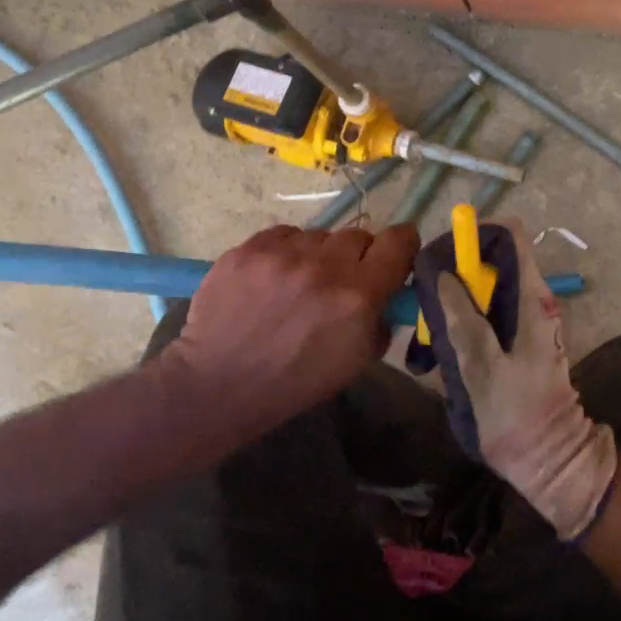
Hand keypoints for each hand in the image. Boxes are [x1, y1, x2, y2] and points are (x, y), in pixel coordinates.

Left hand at [162, 224, 418, 435]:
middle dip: (356, 257)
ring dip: (318, 255)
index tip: (393, 257)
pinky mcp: (248, 250)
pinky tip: (273, 280)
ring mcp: (282, 255)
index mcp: (359, 295)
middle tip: (339, 282)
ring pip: (319, 235)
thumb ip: (383, 315)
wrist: (219, 385)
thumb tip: (390, 288)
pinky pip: (283, 235)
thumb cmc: (298, 380)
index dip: (400, 246)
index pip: (399, 240)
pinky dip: (285, 252)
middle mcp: (325, 266)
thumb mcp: (361, 358)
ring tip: (299, 284)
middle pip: (359, 236)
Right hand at [428, 224, 615, 539]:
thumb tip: (444, 276)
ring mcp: (529, 317)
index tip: (444, 257)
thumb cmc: (514, 413)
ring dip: (458, 297)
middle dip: (458, 270)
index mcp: (532, 297)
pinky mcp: (521, 336)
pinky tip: (443, 344)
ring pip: (490, 285)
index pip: (511, 236)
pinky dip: (467, 317)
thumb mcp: (480, 367)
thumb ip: (463, 319)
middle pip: (495, 259)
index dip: (476, 237)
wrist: (548, 455)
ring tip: (429, 326)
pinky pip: (491, 310)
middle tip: (426, 298)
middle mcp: (535, 297)